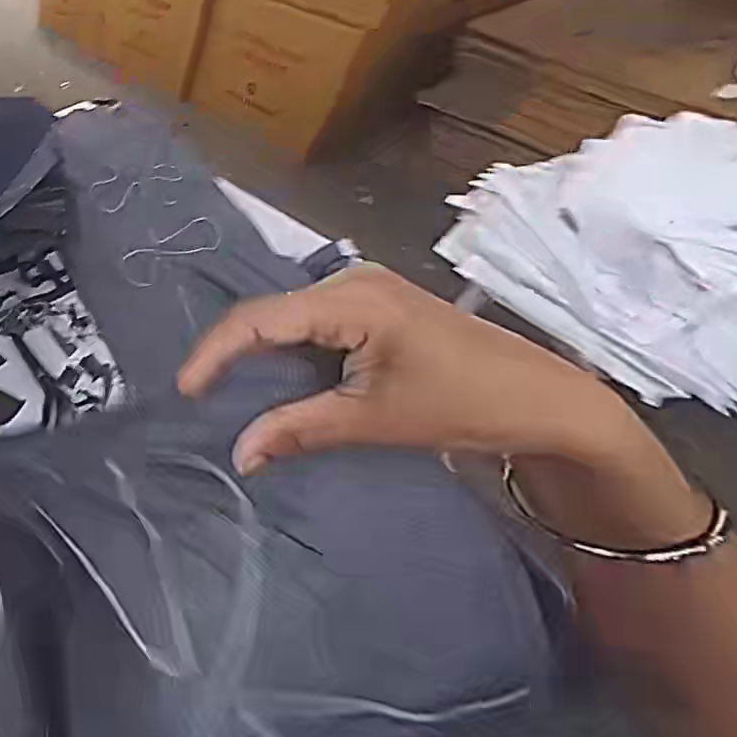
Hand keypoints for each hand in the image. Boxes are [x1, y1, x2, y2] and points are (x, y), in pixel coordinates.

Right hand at [178, 264, 655, 474]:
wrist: (551, 402)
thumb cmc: (468, 406)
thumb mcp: (373, 421)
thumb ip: (296, 430)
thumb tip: (238, 456)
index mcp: (351, 299)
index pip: (259, 319)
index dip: (214, 353)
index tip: (185, 389)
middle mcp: (349, 280)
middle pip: (266, 312)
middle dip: (230, 352)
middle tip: (201, 391)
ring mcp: (361, 287)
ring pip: (284, 316)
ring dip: (256, 352)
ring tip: (225, 386)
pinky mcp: (369, 302)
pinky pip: (307, 321)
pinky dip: (285, 351)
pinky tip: (272, 375)